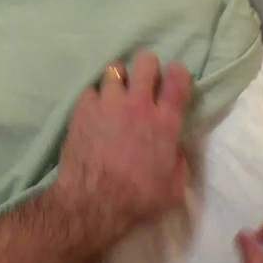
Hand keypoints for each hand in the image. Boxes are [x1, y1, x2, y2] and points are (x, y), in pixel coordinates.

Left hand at [45, 50, 193, 248]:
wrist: (93, 201)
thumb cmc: (138, 199)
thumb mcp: (174, 188)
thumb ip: (178, 161)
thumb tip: (174, 147)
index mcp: (164, 123)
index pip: (178, 81)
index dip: (179, 72)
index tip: (175, 75)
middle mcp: (138, 104)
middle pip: (145, 62)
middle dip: (147, 66)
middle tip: (144, 81)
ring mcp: (108, 102)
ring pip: (115, 69)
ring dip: (119, 79)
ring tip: (116, 94)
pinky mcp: (84, 107)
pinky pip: (92, 89)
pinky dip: (95, 97)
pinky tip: (95, 111)